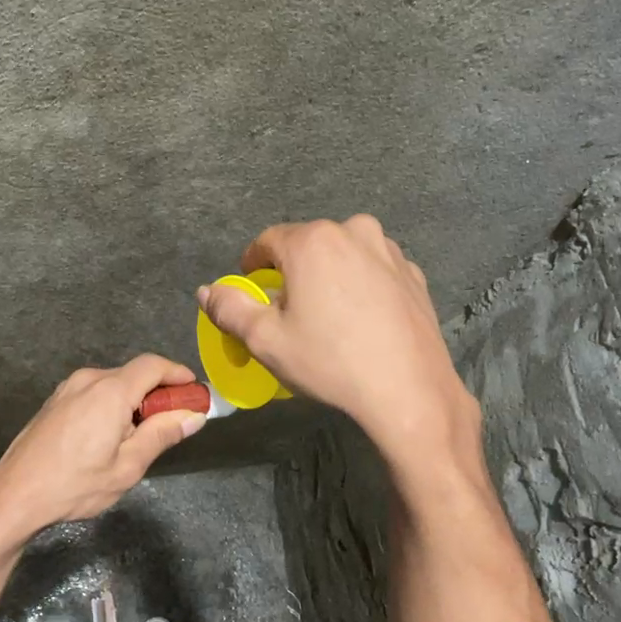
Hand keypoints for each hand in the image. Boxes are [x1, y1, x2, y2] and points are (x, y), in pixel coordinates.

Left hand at [0, 355, 204, 542]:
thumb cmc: (74, 485)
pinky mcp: (53, 404)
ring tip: (137, 442)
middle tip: (172, 427)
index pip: (154, 365)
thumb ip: (161, 435)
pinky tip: (108, 442)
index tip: (195, 395)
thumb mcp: (127, 467)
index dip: (179, 376)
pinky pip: (92, 396)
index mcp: (109, 391)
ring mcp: (66, 390)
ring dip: (132, 405)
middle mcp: (87, 380)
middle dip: (158, 395)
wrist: (14, 495)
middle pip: (133, 375)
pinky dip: (110, 409)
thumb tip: (193, 415)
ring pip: (112, 387)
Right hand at [199, 215, 479, 470]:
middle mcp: (354, 232)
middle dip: (292, 274)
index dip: (251, 267)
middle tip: (287, 315)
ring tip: (326, 320)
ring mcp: (390, 252)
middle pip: (308, 247)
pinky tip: (359, 326)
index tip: (249, 293)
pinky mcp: (413, 275)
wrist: (407, 389)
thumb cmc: (328, 362)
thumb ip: (230, 309)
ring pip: (343, 257)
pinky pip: (373, 274)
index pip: (266, 241)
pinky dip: (359, 290)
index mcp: (312, 242)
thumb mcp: (265, 340)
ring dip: (327, 279)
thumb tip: (206, 291)